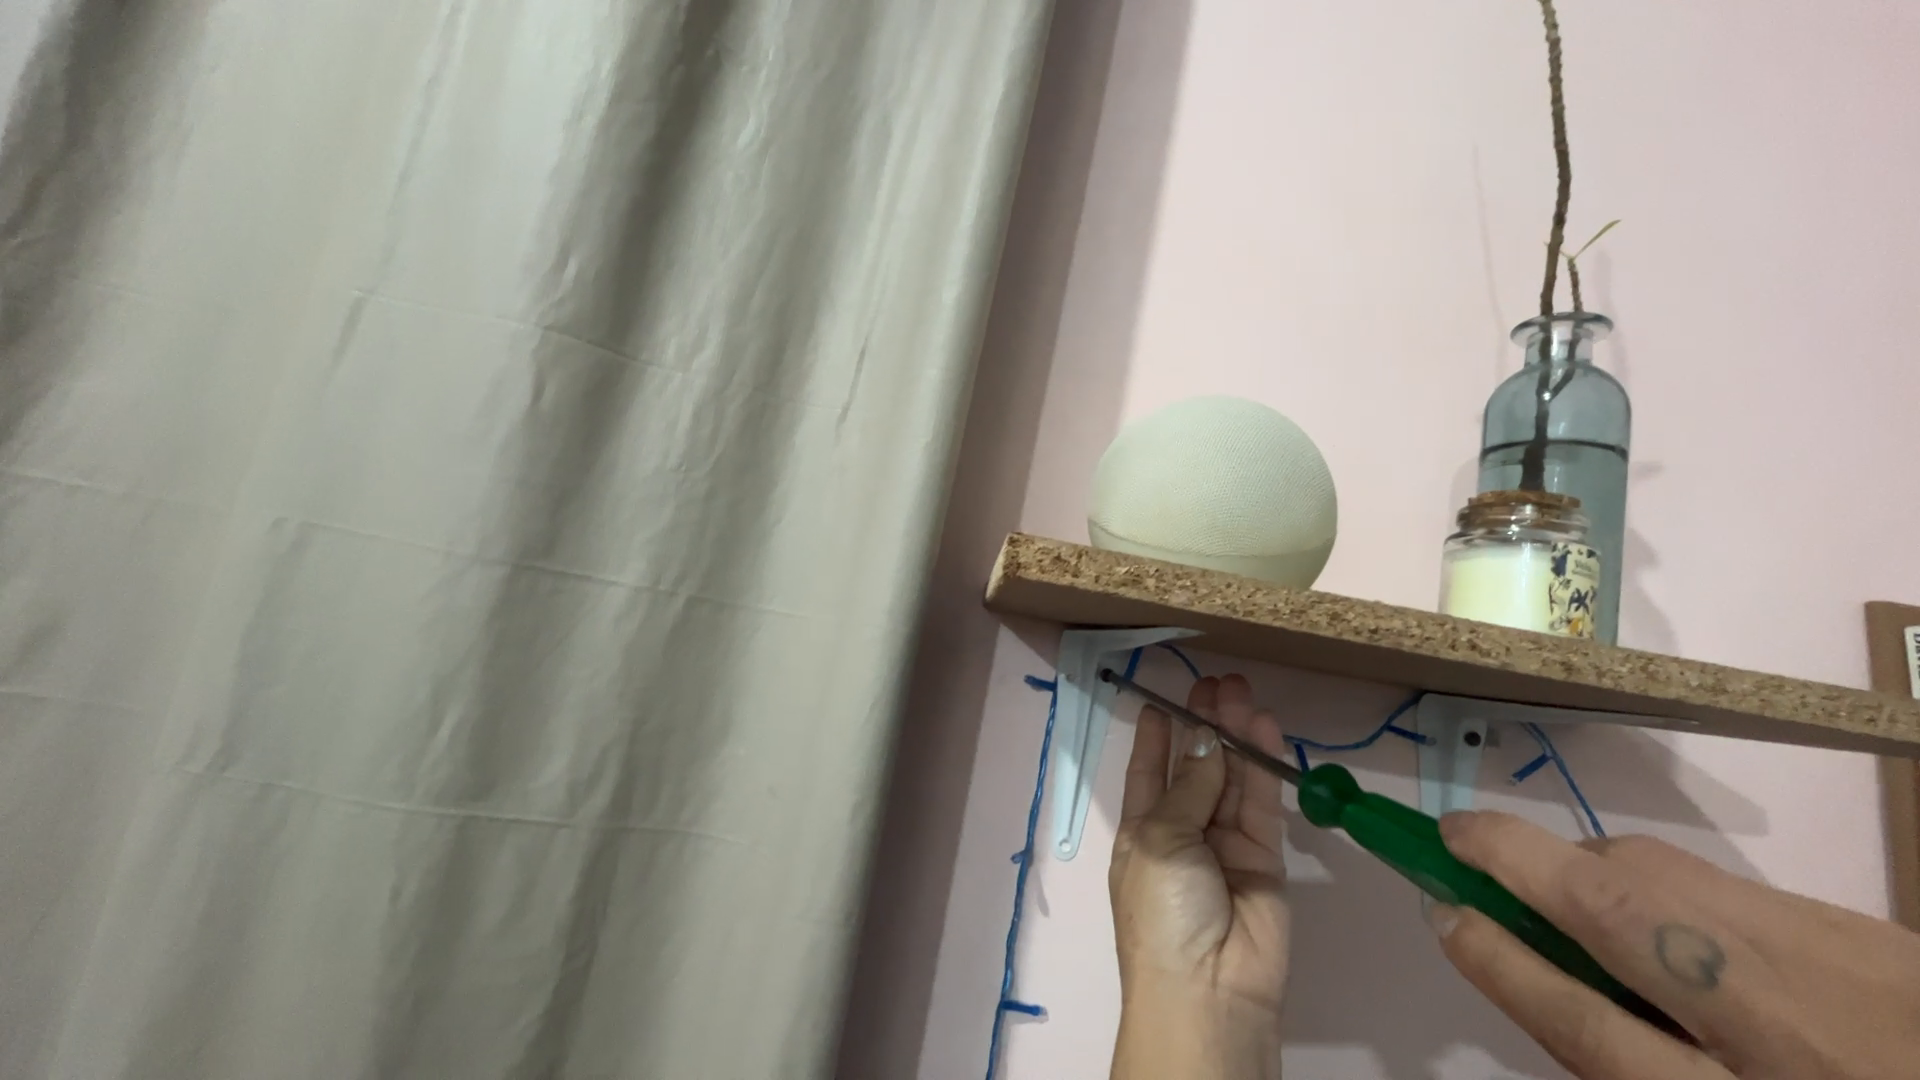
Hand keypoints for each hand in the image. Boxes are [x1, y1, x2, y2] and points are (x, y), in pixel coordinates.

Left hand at [1108, 675, 1288, 1079]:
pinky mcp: (1265, 857)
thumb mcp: (1161, 840)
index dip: (1155, 735)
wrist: (1209, 991)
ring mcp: (1224, 843)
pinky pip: (1261, 802)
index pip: (1147, 770)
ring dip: (1235, 734)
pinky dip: (1263, 765)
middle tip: (1215, 681)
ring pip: (1230, 777)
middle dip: (1202, 725)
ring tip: (1240, 690)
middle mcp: (1182, 831)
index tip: (1161, 697)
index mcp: (1142, 829)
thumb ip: (1189, 787)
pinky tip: (1264, 727)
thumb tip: (1206, 738)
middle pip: (1194, 766)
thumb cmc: (1163, 909)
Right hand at [1432, 811, 1919, 1079]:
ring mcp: (1841, 966)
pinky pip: (1724, 880)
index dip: (1499, 960)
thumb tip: (1506, 945)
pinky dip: (1665, 882)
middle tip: (1457, 836)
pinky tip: (1670, 914)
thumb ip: (1605, 1043)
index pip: (1588, 1025)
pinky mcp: (1869, 927)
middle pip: (1623, 916)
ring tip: (1562, 886)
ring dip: (1587, 864)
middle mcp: (1790, 1035)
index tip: (1441, 909)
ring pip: (1668, 874)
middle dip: (1519, 858)